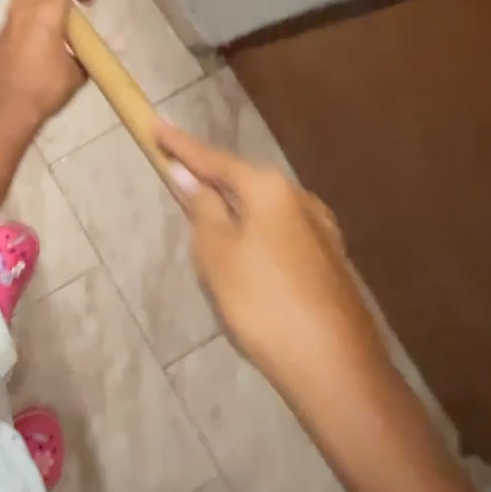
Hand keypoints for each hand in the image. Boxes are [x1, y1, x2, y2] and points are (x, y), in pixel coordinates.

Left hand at [0, 0, 92, 132]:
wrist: (7, 107)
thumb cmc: (45, 89)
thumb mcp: (77, 74)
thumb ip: (90, 55)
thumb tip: (116, 45)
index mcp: (50, 15)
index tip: (89, 1)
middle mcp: (28, 11)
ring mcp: (11, 21)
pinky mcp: (2, 34)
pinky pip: (11, 3)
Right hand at [158, 123, 387, 393]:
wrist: (336, 369)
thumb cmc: (262, 303)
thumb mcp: (216, 253)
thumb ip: (201, 208)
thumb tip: (187, 174)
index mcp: (268, 188)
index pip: (212, 159)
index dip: (180, 145)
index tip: (154, 122)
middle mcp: (299, 197)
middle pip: (242, 180)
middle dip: (210, 177)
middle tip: (178, 173)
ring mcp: (320, 229)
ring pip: (263, 207)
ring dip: (234, 208)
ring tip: (207, 220)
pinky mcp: (329, 260)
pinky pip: (279, 232)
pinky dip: (255, 231)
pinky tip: (247, 255)